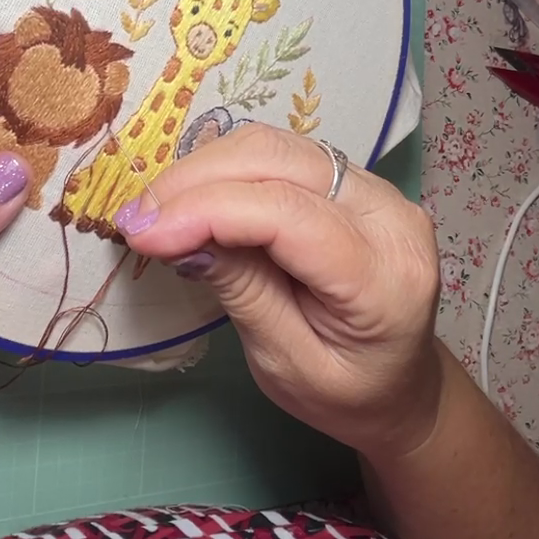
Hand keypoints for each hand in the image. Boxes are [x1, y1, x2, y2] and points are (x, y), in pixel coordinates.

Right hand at [117, 125, 442, 459]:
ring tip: (157, 210)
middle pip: (278, 160)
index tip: (140, 232)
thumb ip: (241, 291)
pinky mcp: (351, 177)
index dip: (205, 211)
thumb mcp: (285, 364)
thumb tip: (179, 234)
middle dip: (195, 179)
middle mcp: (389, 213)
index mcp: (384, 276)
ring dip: (204, 168)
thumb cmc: (345, 393)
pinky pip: (278, 152)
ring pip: (273, 145)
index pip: (287, 214)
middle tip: (138, 217)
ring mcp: (374, 186)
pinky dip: (225, 167)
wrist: (401, 384)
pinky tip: (193, 197)